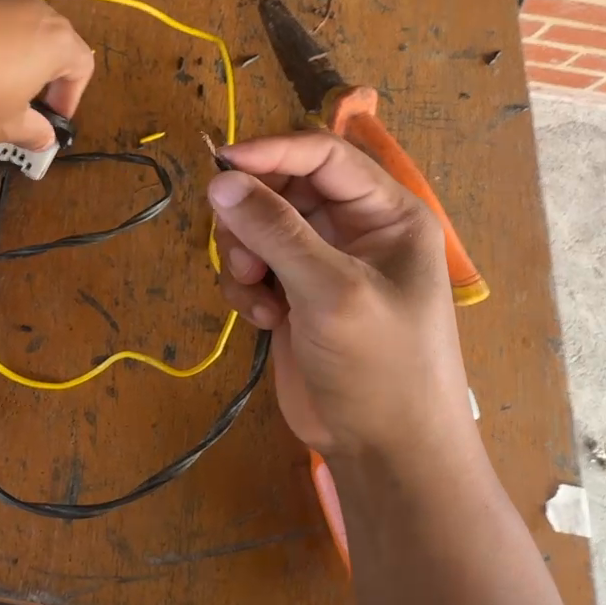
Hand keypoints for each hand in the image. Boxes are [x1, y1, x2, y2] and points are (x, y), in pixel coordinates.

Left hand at [0, 0, 93, 147]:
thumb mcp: (2, 125)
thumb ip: (32, 132)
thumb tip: (44, 138)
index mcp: (56, 39)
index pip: (83, 67)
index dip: (69, 99)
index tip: (47, 122)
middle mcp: (33, 7)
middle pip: (53, 44)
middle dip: (43, 78)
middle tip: (22, 108)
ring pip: (18, 30)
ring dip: (13, 60)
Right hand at [206, 131, 473, 459]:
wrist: (384, 452)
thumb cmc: (382, 366)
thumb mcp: (332, 291)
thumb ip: (275, 231)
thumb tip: (219, 180)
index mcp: (386, 212)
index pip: (322, 156)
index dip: (271, 152)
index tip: (220, 165)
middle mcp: (353, 228)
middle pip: (282, 188)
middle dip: (252, 216)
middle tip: (240, 252)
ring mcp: (320, 262)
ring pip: (257, 225)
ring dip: (244, 255)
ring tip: (255, 292)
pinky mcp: (293, 293)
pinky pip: (251, 265)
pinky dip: (246, 287)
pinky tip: (263, 320)